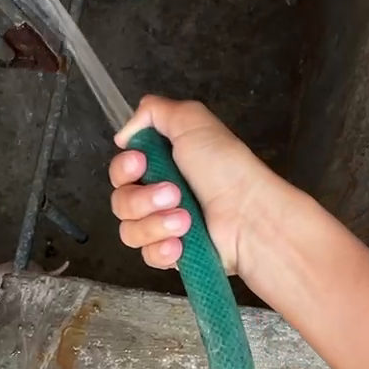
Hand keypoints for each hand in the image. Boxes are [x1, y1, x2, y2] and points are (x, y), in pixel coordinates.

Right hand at [110, 96, 302, 279]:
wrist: (248, 216)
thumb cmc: (225, 168)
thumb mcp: (192, 122)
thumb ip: (154, 112)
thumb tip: (125, 132)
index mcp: (161, 164)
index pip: (120, 171)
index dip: (124, 169)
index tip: (140, 164)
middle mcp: (158, 195)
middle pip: (120, 202)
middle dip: (141, 199)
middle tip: (174, 194)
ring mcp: (163, 227)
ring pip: (129, 231)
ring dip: (154, 224)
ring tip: (185, 221)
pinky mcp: (172, 254)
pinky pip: (147, 256)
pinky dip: (161, 250)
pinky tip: (180, 245)